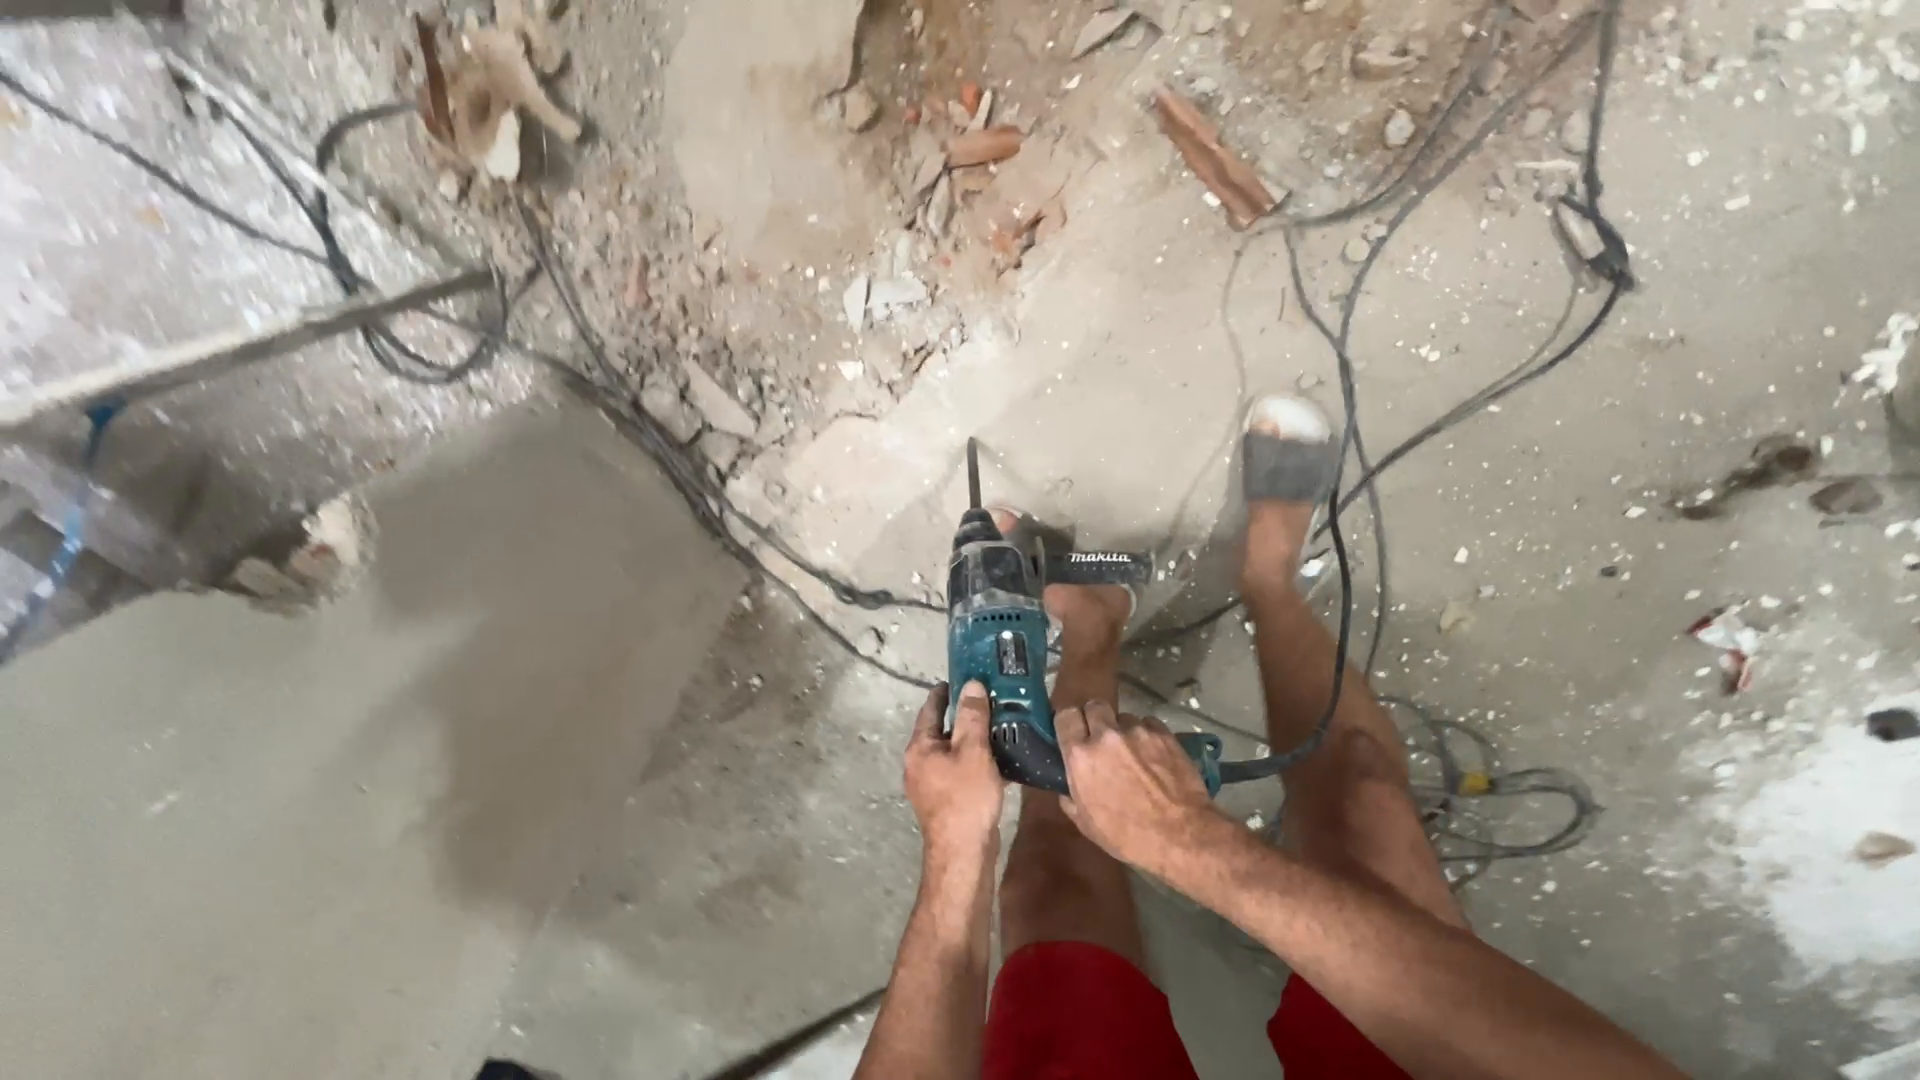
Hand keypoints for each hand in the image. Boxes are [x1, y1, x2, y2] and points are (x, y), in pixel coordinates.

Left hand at [904, 681, 1006, 865]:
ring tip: (1000, 725)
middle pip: (941, 730)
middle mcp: (919, 763)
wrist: (963, 853)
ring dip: (972, 740)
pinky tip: (999, 760)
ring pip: (953, 752)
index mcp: (920, 747)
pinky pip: (960, 771)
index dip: (946, 692)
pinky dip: (976, 762)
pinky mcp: (945, 801)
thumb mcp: (973, 751)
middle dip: (964, 716)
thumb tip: (971, 685)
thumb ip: (973, 716)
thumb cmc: (966, 797)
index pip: (931, 709)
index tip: (963, 676)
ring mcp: (930, 784)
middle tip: (990, 700)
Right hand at [1057, 701, 1226, 875]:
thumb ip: (1070, 798)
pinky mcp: (1163, 734)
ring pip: (1124, 717)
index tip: (1074, 731)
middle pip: (1094, 706)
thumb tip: (1067, 789)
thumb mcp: (1086, 824)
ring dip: (1124, 731)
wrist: (1180, 835)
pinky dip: (1148, 735)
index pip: (1065, 716)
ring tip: (1134, 752)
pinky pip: (1149, 724)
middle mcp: (1105, 735)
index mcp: (1080, 755)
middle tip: (1102, 738)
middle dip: (1096, 718)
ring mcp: (1137, 731)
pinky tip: (1154, 755)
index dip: (1069, 722)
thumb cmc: (1127, 836)